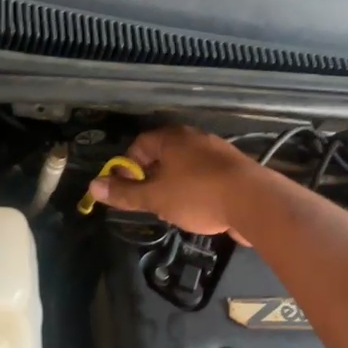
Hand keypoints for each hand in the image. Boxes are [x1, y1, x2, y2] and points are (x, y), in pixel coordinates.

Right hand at [86, 126, 283, 240]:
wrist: (255, 202)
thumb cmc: (198, 195)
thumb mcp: (155, 197)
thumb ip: (125, 193)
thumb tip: (93, 186)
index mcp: (171, 138)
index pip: (140, 144)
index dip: (129, 165)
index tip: (128, 188)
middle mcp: (194, 138)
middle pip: (164, 153)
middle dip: (153, 176)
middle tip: (149, 200)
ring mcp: (217, 152)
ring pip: (186, 165)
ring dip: (176, 183)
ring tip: (174, 207)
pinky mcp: (235, 170)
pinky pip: (207, 176)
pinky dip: (198, 189)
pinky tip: (201, 209)